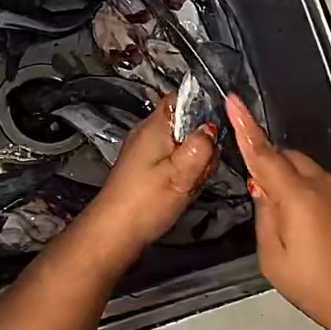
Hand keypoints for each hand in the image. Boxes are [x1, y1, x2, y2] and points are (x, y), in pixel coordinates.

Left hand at [82, 93, 217, 247]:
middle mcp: (148, 133)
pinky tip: (182, 189)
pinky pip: (174, 160)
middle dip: (202, 142)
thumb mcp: (181, 174)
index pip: (182, 97)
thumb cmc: (142, 204)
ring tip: (189, 181)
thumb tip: (211, 128)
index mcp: (155, 126)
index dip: (203, 106)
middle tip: (199, 167)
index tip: (216, 127)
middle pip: (187, 123)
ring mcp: (146, 150)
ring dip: (194, 161)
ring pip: (184, 144)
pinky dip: (184, 173)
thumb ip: (200, 147)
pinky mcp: (147, 168)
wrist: (114, 232)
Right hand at [226, 94, 330, 307]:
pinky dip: (307, 197)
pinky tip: (307, 232)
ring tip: (286, 228)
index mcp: (299, 196)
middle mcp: (324, 186)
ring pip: (306, 172)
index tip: (234, 101)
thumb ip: (264, 216)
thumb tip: (263, 193)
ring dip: (289, 184)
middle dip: (269, 166)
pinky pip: (322, 187)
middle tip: (258, 198)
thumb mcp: (274, 259)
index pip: (264, 153)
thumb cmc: (323, 288)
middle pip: (288, 157)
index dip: (246, 126)